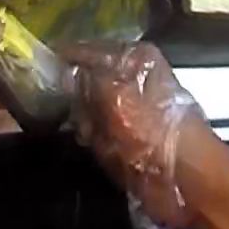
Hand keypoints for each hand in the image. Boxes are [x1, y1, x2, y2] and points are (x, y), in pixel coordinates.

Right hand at [63, 41, 203, 227]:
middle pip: (89, 79)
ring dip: (87, 123)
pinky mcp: (131, 137)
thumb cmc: (153, 128)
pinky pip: (101, 134)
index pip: (90, 49)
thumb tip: (65, 72)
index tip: (41, 65)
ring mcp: (132, 108)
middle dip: (75, 96)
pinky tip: (98, 146)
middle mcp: (133, 77)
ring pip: (91, 108)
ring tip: (88, 133)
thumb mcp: (115, 95)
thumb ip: (87, 79)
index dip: (65, 57)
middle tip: (61, 107)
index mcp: (134, 57)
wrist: (188, 179)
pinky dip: (96, 142)